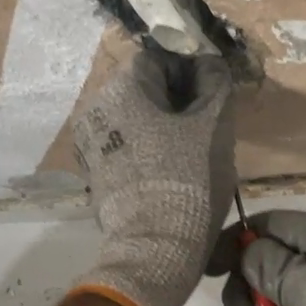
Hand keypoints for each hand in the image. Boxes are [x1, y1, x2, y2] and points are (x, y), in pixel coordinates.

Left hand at [70, 48, 235, 305]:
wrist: (156, 247)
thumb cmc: (188, 179)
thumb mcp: (214, 124)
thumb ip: (214, 84)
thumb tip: (208, 64)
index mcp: (121, 88)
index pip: (158, 57)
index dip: (190, 70)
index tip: (212, 93)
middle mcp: (96, 108)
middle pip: (143, 88)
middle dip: (175, 99)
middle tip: (206, 121)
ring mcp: (91, 142)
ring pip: (135, 118)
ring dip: (162, 124)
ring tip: (192, 147)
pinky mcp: (95, 172)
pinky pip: (126, 145)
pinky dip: (148, 148)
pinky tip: (172, 168)